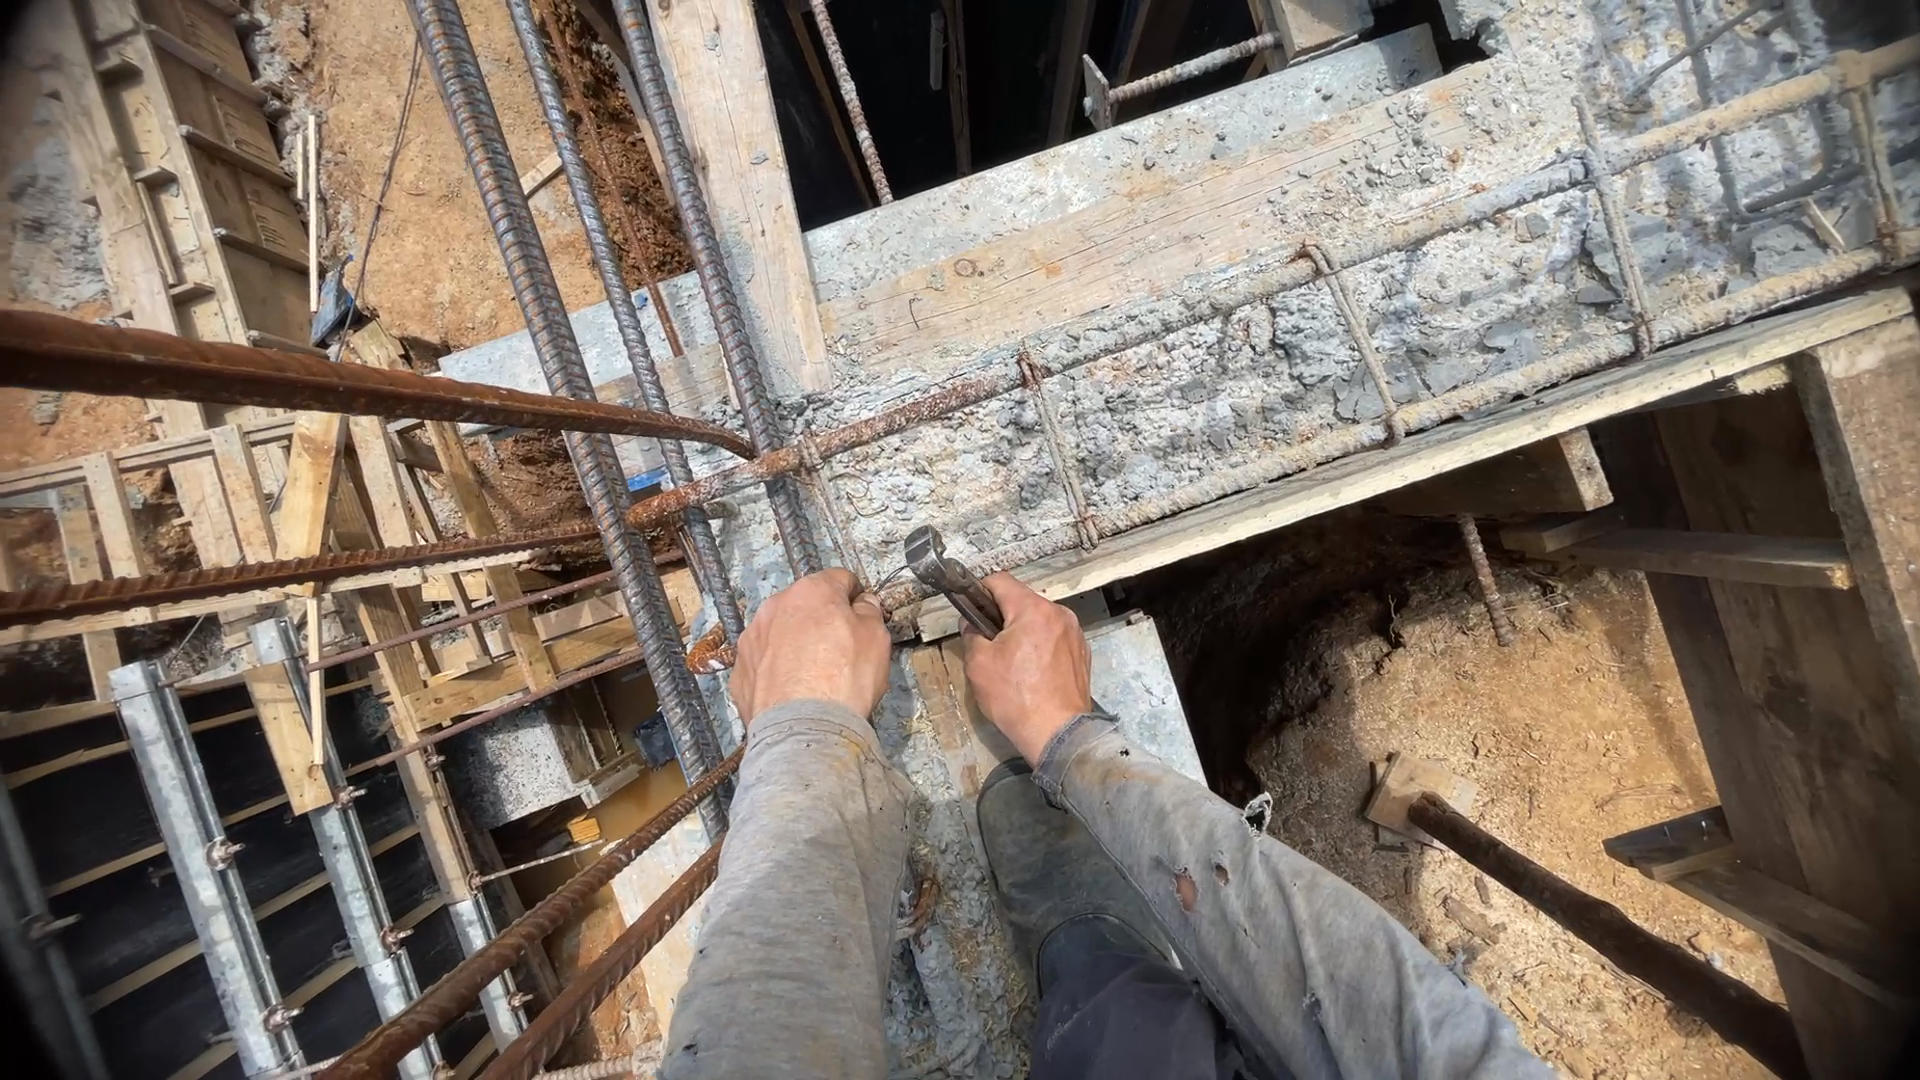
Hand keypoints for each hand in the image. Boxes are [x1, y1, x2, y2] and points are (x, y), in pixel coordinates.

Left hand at [731, 568, 891, 723]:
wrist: (804, 728)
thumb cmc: (842, 681)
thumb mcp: (877, 638)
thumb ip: (870, 612)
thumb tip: (864, 605)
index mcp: (812, 591)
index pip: (839, 579)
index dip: (856, 596)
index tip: (862, 613)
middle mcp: (776, 607)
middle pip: (806, 605)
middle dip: (822, 620)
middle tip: (842, 649)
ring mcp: (753, 639)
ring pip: (781, 632)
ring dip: (797, 644)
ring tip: (817, 674)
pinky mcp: (740, 670)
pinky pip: (764, 662)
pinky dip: (778, 670)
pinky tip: (796, 690)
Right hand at [962, 573, 1090, 765]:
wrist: (1057, 734)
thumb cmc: (1016, 698)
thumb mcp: (979, 664)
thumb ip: (972, 634)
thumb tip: (972, 623)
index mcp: (1034, 610)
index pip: (1000, 580)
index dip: (979, 590)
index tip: (971, 608)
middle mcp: (1059, 614)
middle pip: (1022, 600)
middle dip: (1002, 615)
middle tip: (987, 640)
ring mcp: (1074, 633)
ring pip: (1039, 619)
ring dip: (1022, 630)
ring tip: (1010, 660)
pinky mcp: (1082, 652)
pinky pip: (1054, 637)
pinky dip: (1040, 645)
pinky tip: (1031, 670)